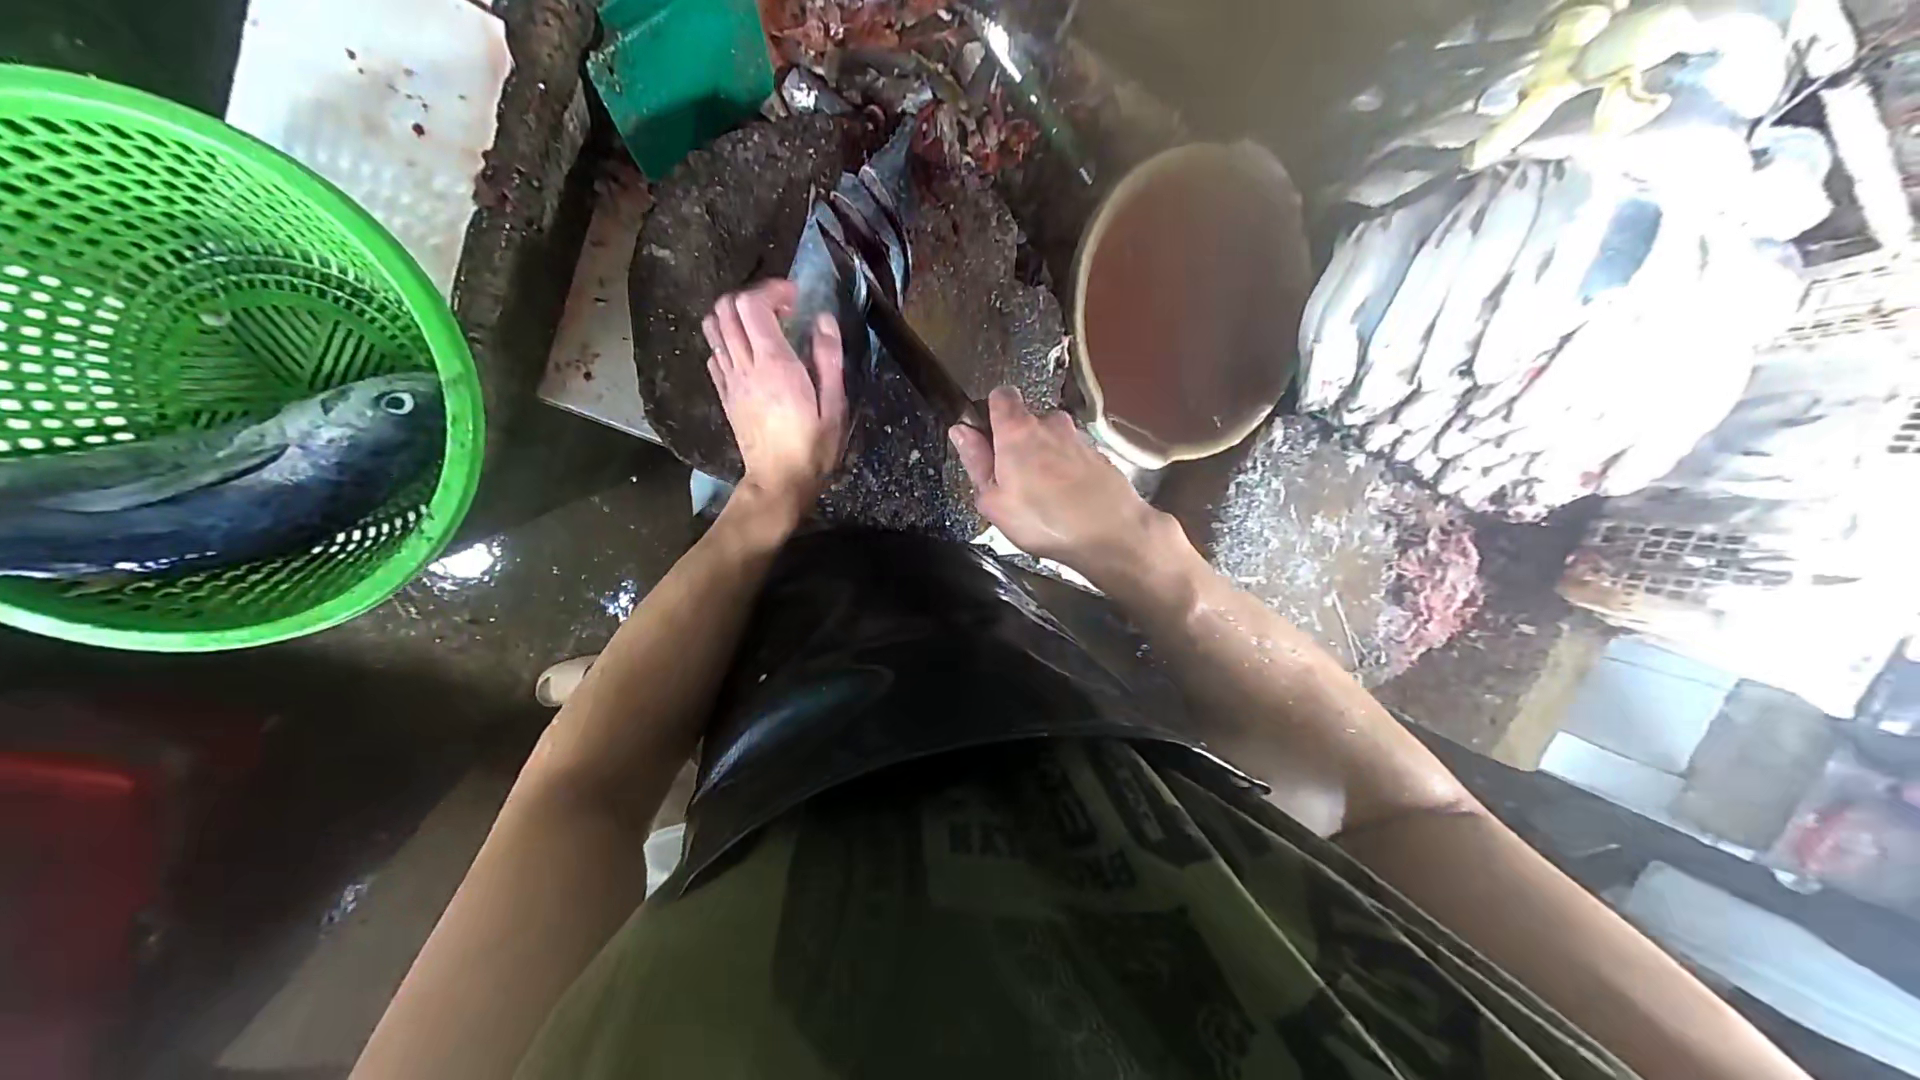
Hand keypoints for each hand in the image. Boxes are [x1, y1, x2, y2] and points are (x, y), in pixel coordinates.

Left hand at [702, 280, 848, 520]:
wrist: (779, 482)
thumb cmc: (813, 448)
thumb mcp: (834, 405)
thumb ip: (828, 359)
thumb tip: (824, 321)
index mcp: (774, 365)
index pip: (753, 305)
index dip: (771, 290)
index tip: (795, 298)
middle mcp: (745, 366)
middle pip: (727, 309)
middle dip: (752, 297)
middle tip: (781, 309)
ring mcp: (730, 380)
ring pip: (714, 327)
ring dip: (734, 316)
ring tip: (762, 326)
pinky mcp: (724, 395)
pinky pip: (714, 354)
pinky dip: (727, 342)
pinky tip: (749, 354)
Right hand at [949, 387, 1172, 576]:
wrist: (1111, 534)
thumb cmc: (1046, 521)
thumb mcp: (993, 500)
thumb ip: (975, 460)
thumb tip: (961, 431)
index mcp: (1017, 430)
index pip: (1001, 395)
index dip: (990, 413)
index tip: (988, 439)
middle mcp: (1050, 424)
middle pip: (1026, 422)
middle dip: (1017, 445)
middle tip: (1013, 482)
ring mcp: (1078, 438)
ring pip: (1051, 441)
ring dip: (1043, 460)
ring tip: (1042, 498)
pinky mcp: (1098, 455)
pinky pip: (1072, 456)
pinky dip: (1066, 472)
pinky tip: (1066, 501)